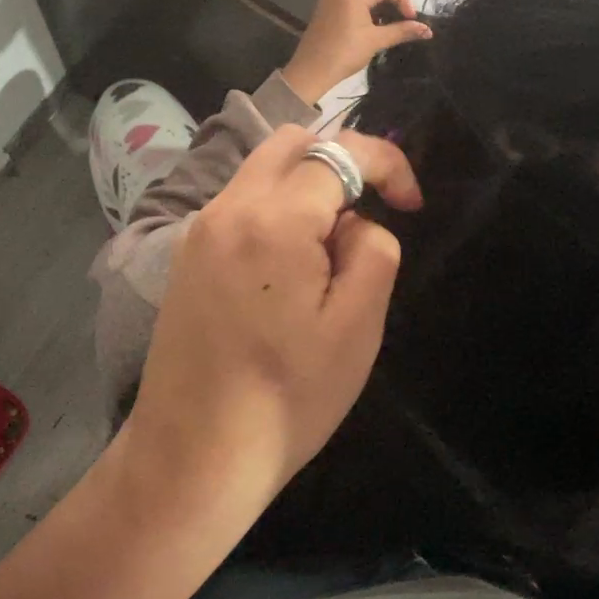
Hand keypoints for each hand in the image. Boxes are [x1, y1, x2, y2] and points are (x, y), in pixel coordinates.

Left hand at [126, 125, 423, 500]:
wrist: (192, 456)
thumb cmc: (286, 399)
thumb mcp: (357, 329)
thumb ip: (372, 251)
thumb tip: (356, 221)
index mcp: (273, 220)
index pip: (339, 151)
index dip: (387, 164)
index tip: (413, 203)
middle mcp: (229, 208)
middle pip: (291, 142)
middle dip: (342, 159)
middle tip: (372, 209)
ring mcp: (199, 230)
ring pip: (262, 168)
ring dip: (307, 183)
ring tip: (333, 245)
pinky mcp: (186, 255)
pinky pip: (240, 202)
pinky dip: (276, 206)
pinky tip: (291, 264)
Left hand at [280, 0, 431, 102]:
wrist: (311, 72)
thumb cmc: (345, 54)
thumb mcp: (376, 41)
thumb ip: (402, 31)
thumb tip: (428, 30)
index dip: (403, 0)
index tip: (412, 19)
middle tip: (404, 16)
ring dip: (378, 1)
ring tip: (390, 21)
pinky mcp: (325, 6)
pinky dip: (364, 5)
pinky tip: (373, 21)